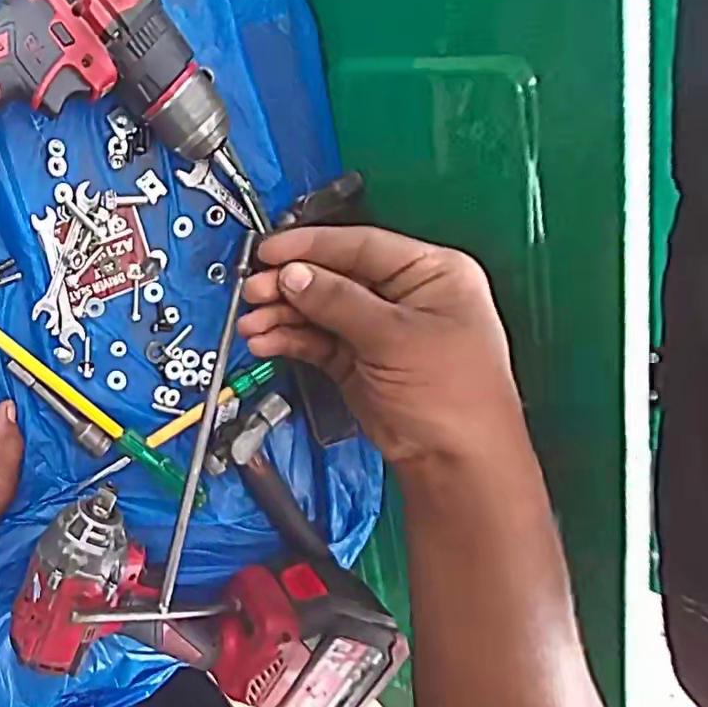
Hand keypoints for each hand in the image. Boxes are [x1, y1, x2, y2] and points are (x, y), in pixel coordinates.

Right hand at [237, 226, 525, 465]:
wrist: (451, 461)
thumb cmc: (454, 396)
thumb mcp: (395, 337)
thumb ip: (339, 301)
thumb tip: (295, 274)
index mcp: (429, 273)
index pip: (360, 246)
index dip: (312, 246)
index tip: (272, 250)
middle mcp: (399, 295)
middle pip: (331, 277)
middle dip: (289, 285)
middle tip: (255, 290)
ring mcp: (373, 328)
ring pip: (315, 309)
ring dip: (281, 315)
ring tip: (253, 323)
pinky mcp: (352, 357)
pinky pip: (312, 339)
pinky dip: (287, 339)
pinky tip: (266, 341)